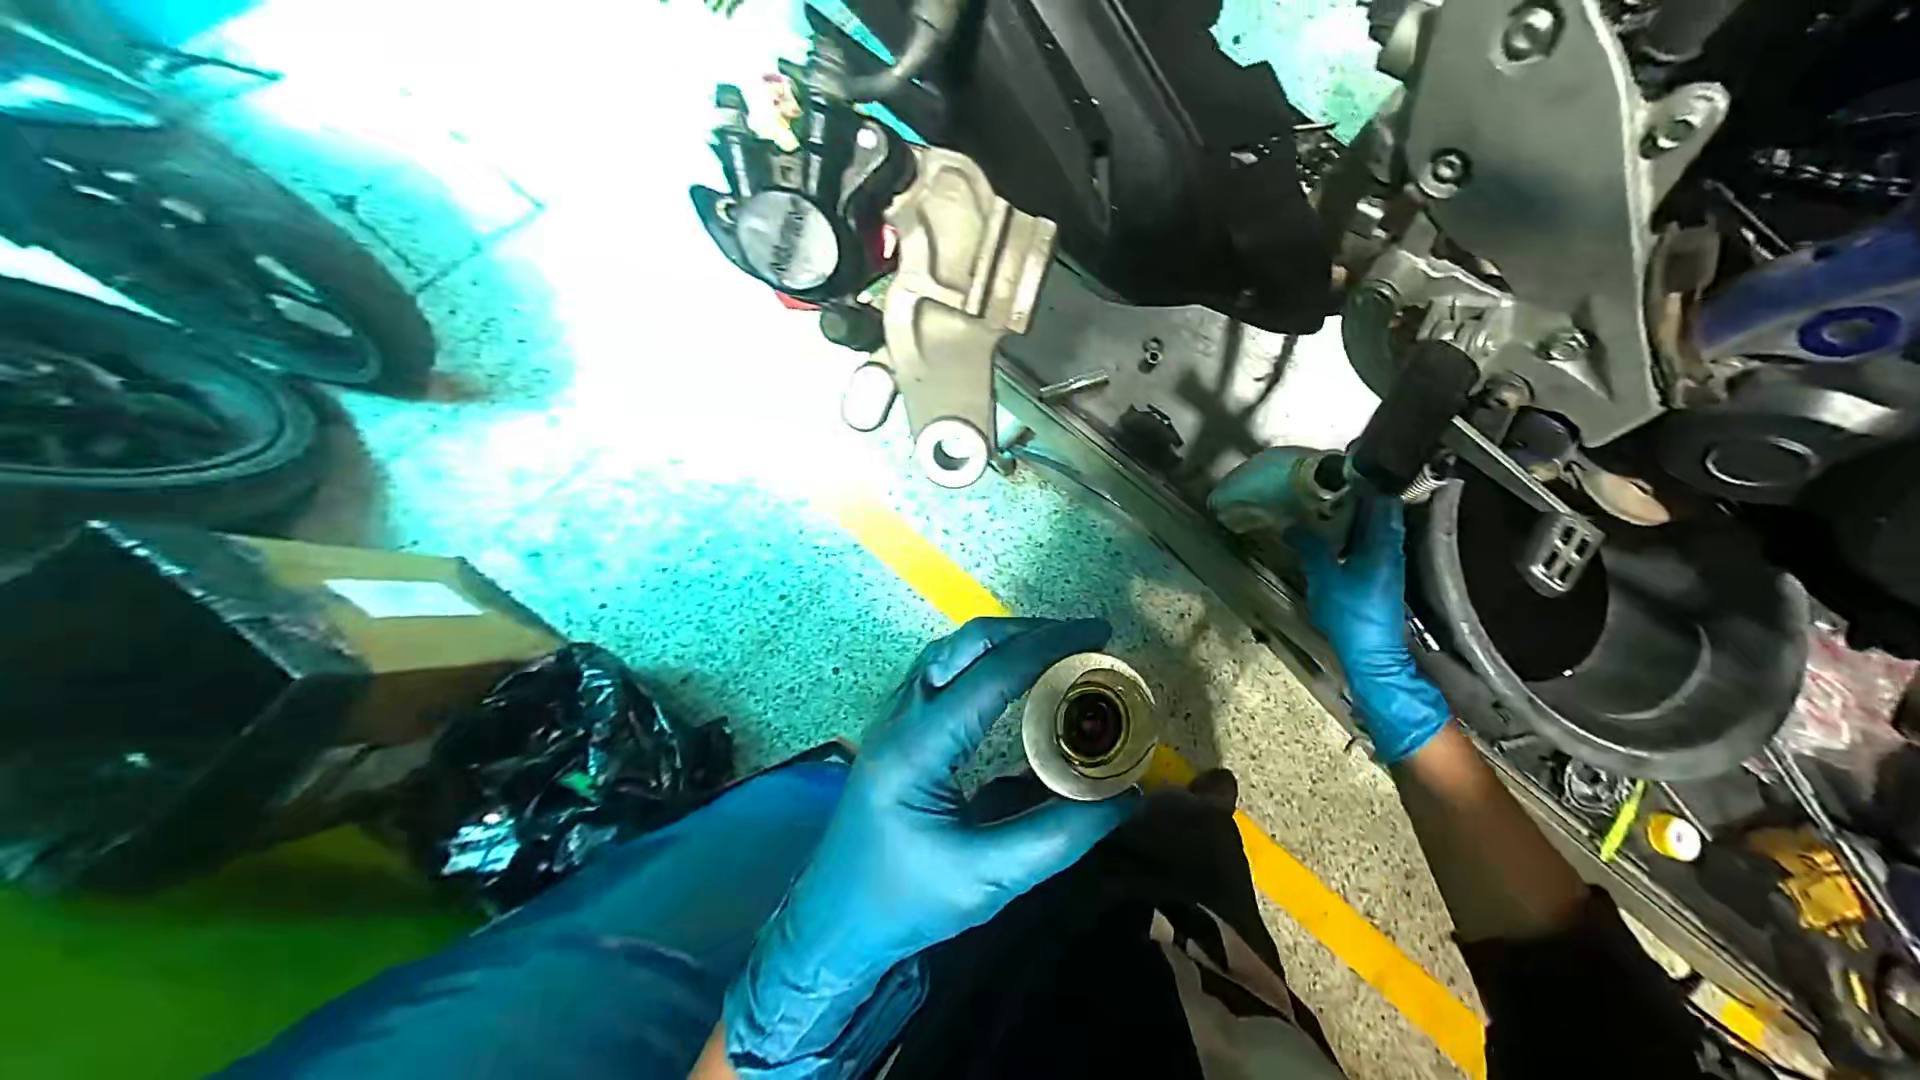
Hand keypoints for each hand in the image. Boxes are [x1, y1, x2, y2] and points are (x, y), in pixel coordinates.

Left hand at [724, 617, 1137, 1073]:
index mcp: (916, 750)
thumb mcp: (987, 880)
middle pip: (963, 645)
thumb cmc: (905, 904)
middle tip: (1082, 639)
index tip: (1099, 634)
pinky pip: (937, 671)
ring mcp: (889, 719)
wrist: (834, 921)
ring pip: (946, 652)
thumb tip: (1126, 797)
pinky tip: (1006, 674)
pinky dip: (978, 659)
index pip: (990, 676)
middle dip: (1026, 631)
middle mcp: (898, 719)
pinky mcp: (893, 729)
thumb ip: (1059, 836)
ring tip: (1052, 649)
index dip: (1048, 647)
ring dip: (1001, 640)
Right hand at [1293, 493, 1448, 763]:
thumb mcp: (1325, 579)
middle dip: (1356, 492)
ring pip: (1375, 524)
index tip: (1342, 465)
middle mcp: (1392, 547)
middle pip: (1380, 508)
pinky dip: (1354, 529)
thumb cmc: (1351, 616)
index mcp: (1383, 543)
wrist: (1372, 655)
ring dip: (1354, 511)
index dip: (1365, 478)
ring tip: (1325, 500)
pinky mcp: (1382, 573)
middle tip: (1326, 480)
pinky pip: (1370, 539)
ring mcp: (1389, 560)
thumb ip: (1311, 548)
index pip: (1381, 498)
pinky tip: (1333, 529)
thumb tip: (1294, 525)